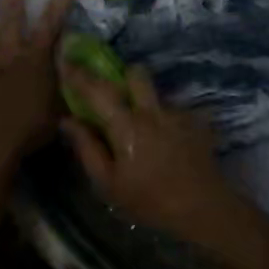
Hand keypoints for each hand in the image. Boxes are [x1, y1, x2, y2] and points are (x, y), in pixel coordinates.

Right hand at [56, 64, 235, 234]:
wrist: (202, 208)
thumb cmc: (149, 200)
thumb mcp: (108, 183)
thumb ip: (87, 148)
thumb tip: (68, 121)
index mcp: (127, 125)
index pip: (97, 90)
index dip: (79, 74)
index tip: (66, 60)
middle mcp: (153, 111)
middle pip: (137, 74)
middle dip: (124, 76)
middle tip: (117, 95)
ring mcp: (178, 114)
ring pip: (158, 95)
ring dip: (148, 104)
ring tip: (149, 134)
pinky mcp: (198, 123)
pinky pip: (177, 112)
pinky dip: (168, 122)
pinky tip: (170, 145)